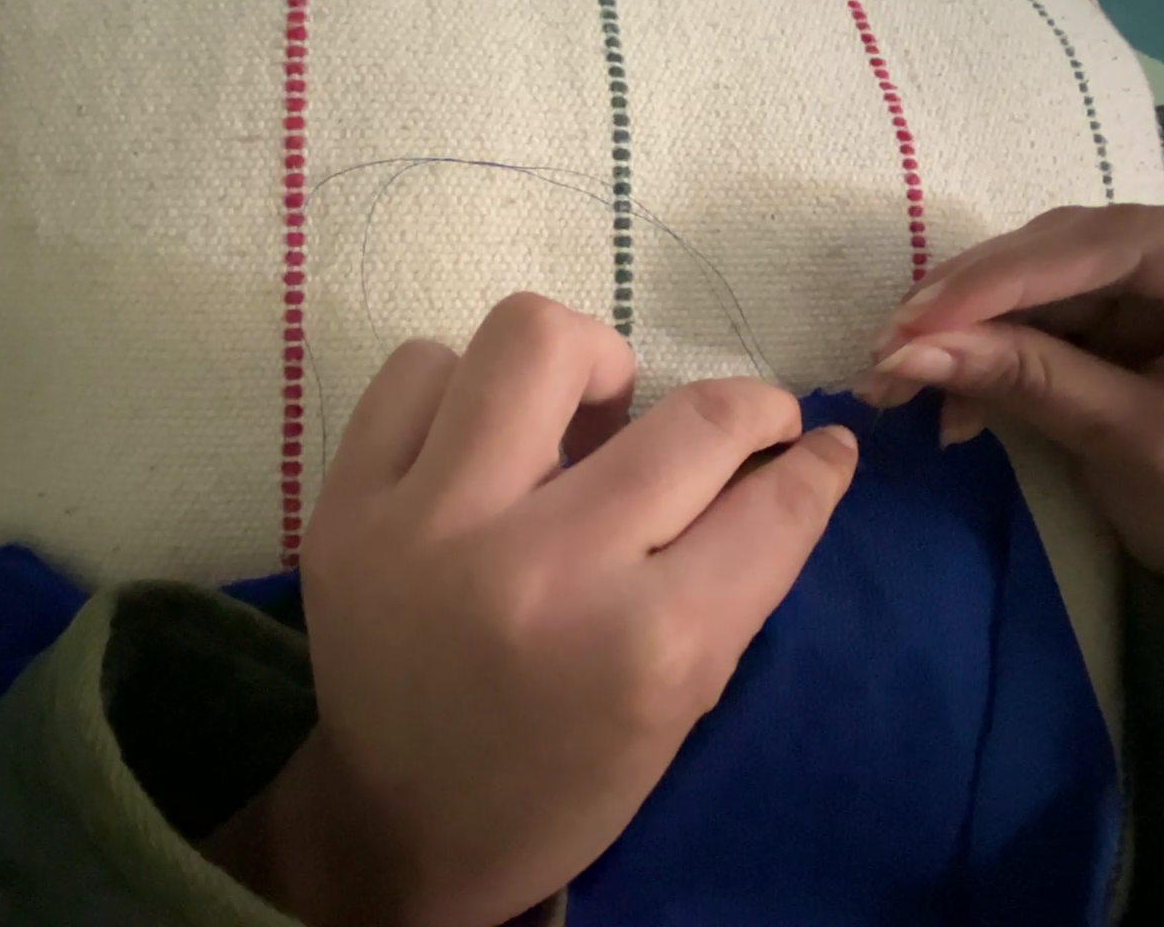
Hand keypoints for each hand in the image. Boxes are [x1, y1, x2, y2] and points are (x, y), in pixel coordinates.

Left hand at [205, 294, 857, 926]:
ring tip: (587, 417)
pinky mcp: (345, 503)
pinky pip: (421, 365)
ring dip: (591, 362)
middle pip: (688, 417)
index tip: (818, 441)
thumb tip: (800, 456)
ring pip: (535, 338)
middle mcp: (539, 571)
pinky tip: (482, 438)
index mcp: (642, 649)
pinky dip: (469, 385)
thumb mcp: (681, 698)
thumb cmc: (560, 776)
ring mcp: (426, 525)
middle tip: (725, 425)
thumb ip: (742, 569)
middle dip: (744, 406)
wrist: (394, 826)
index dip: (814, 461)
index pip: (771, 508)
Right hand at [855, 205, 1163, 616]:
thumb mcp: (1138, 447)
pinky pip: (1042, 318)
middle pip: (1074, 252)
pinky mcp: (1138, 315)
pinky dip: (986, 351)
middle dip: (975, 301)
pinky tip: (947, 388)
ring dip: (966, 327)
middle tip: (889, 344)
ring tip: (899, 369)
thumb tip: (904, 351)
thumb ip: (1026, 382)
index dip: (1006, 277)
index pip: (1123, 243)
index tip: (914, 317)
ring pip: (1043, 281)